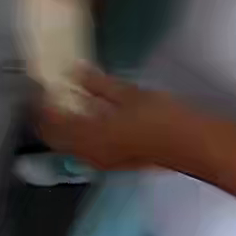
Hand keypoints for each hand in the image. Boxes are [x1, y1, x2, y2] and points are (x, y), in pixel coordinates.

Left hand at [37, 72, 206, 171]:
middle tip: (50, 96)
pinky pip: (86, 148)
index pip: (51, 125)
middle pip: (56, 139)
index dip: (42, 107)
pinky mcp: (115, 162)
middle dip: (49, 119)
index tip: (40, 87)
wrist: (195, 146)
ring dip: (64, 126)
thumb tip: (75, 73)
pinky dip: (80, 133)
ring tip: (66, 103)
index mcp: (88, 138)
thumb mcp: (130, 95)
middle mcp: (89, 155)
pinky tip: (89, 116)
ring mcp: (102, 162)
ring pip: (70, 145)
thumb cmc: (163, 119)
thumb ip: (99, 85)